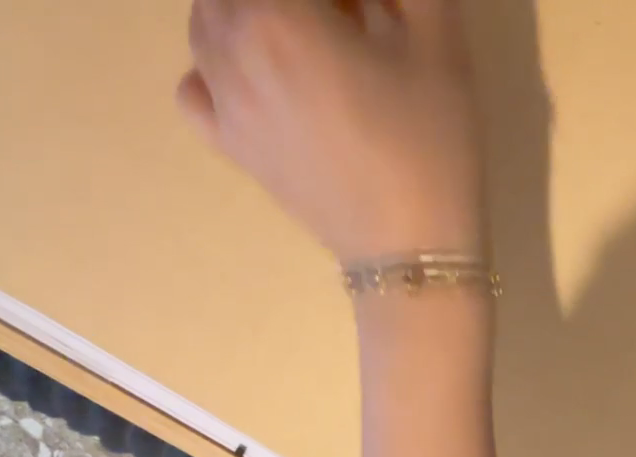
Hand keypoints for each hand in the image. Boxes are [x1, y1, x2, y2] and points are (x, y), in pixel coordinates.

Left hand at [177, 0, 483, 261]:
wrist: (414, 252)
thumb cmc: (433, 148)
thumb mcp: (442, 47)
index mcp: (277, 11)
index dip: (343, 0)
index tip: (370, 16)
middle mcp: (229, 43)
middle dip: (300, 5)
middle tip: (351, 29)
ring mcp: (222, 101)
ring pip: (208, 19)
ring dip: (255, 15)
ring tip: (314, 47)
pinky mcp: (230, 148)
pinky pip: (193, 86)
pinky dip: (215, 68)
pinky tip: (261, 81)